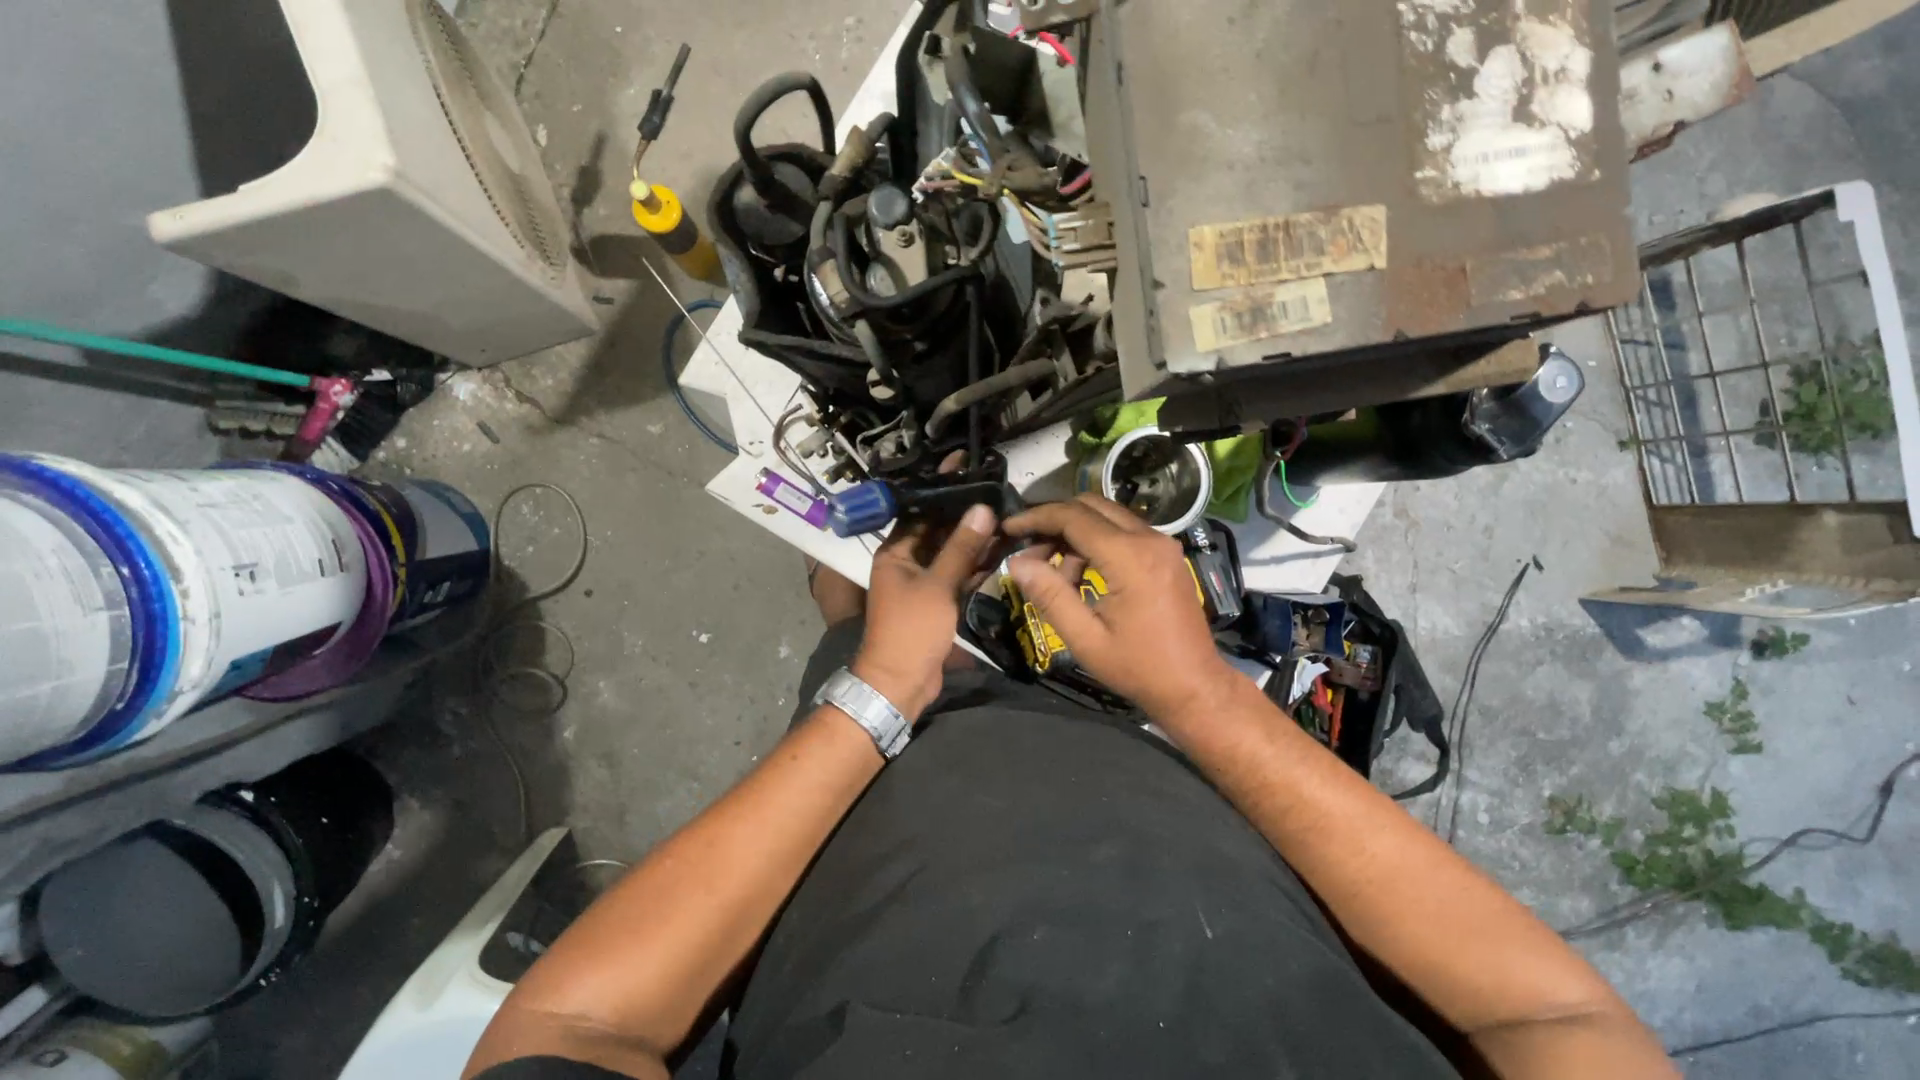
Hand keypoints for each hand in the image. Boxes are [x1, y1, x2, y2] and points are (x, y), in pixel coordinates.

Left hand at [851, 503, 997, 718]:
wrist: (902, 682)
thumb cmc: (912, 629)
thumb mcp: (938, 584)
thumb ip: (961, 547)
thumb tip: (982, 508)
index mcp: (895, 552)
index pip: (920, 512)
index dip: (944, 493)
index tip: (970, 471)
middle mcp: (906, 563)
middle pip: (938, 532)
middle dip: (965, 517)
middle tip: (997, 494)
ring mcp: (922, 583)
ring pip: (950, 554)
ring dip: (974, 541)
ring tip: (1006, 517)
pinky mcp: (937, 601)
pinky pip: (957, 575)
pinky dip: (974, 565)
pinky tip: (1001, 551)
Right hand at [1003, 495, 1235, 721]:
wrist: (1195, 685)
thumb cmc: (1139, 668)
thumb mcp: (1086, 639)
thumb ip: (1051, 596)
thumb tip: (1018, 563)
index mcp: (1129, 558)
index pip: (1073, 517)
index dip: (1036, 518)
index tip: (1008, 527)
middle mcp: (1150, 539)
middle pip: (1090, 505)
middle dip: (1054, 521)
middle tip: (1029, 550)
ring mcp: (1163, 544)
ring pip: (1107, 516)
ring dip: (1075, 532)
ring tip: (1055, 575)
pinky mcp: (1167, 554)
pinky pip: (1124, 531)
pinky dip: (1097, 541)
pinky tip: (1082, 575)